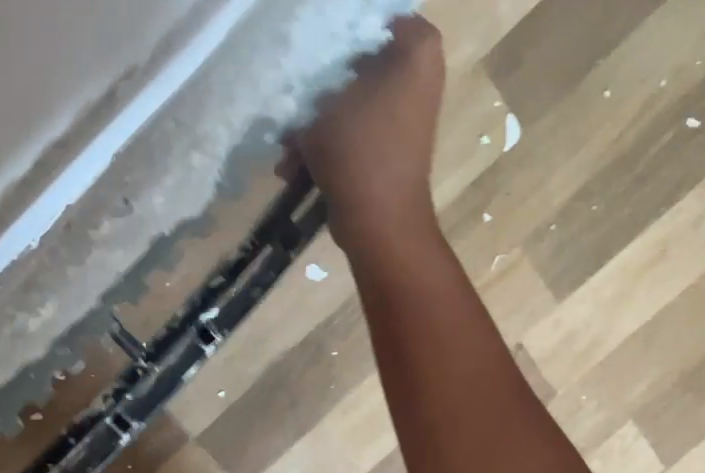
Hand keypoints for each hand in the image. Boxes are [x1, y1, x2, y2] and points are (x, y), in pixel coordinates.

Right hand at [296, 16, 445, 253]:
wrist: (379, 220)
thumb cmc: (358, 151)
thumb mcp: (324, 105)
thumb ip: (316, 75)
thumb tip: (308, 74)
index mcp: (416, 49)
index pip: (373, 18)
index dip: (337, 29)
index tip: (307, 44)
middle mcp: (417, 74)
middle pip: (355, 62)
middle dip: (318, 88)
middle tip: (291, 100)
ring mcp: (403, 112)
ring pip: (348, 101)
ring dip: (313, 125)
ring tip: (287, 148)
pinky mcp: (388, 144)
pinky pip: (353, 131)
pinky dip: (325, 148)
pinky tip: (294, 169)